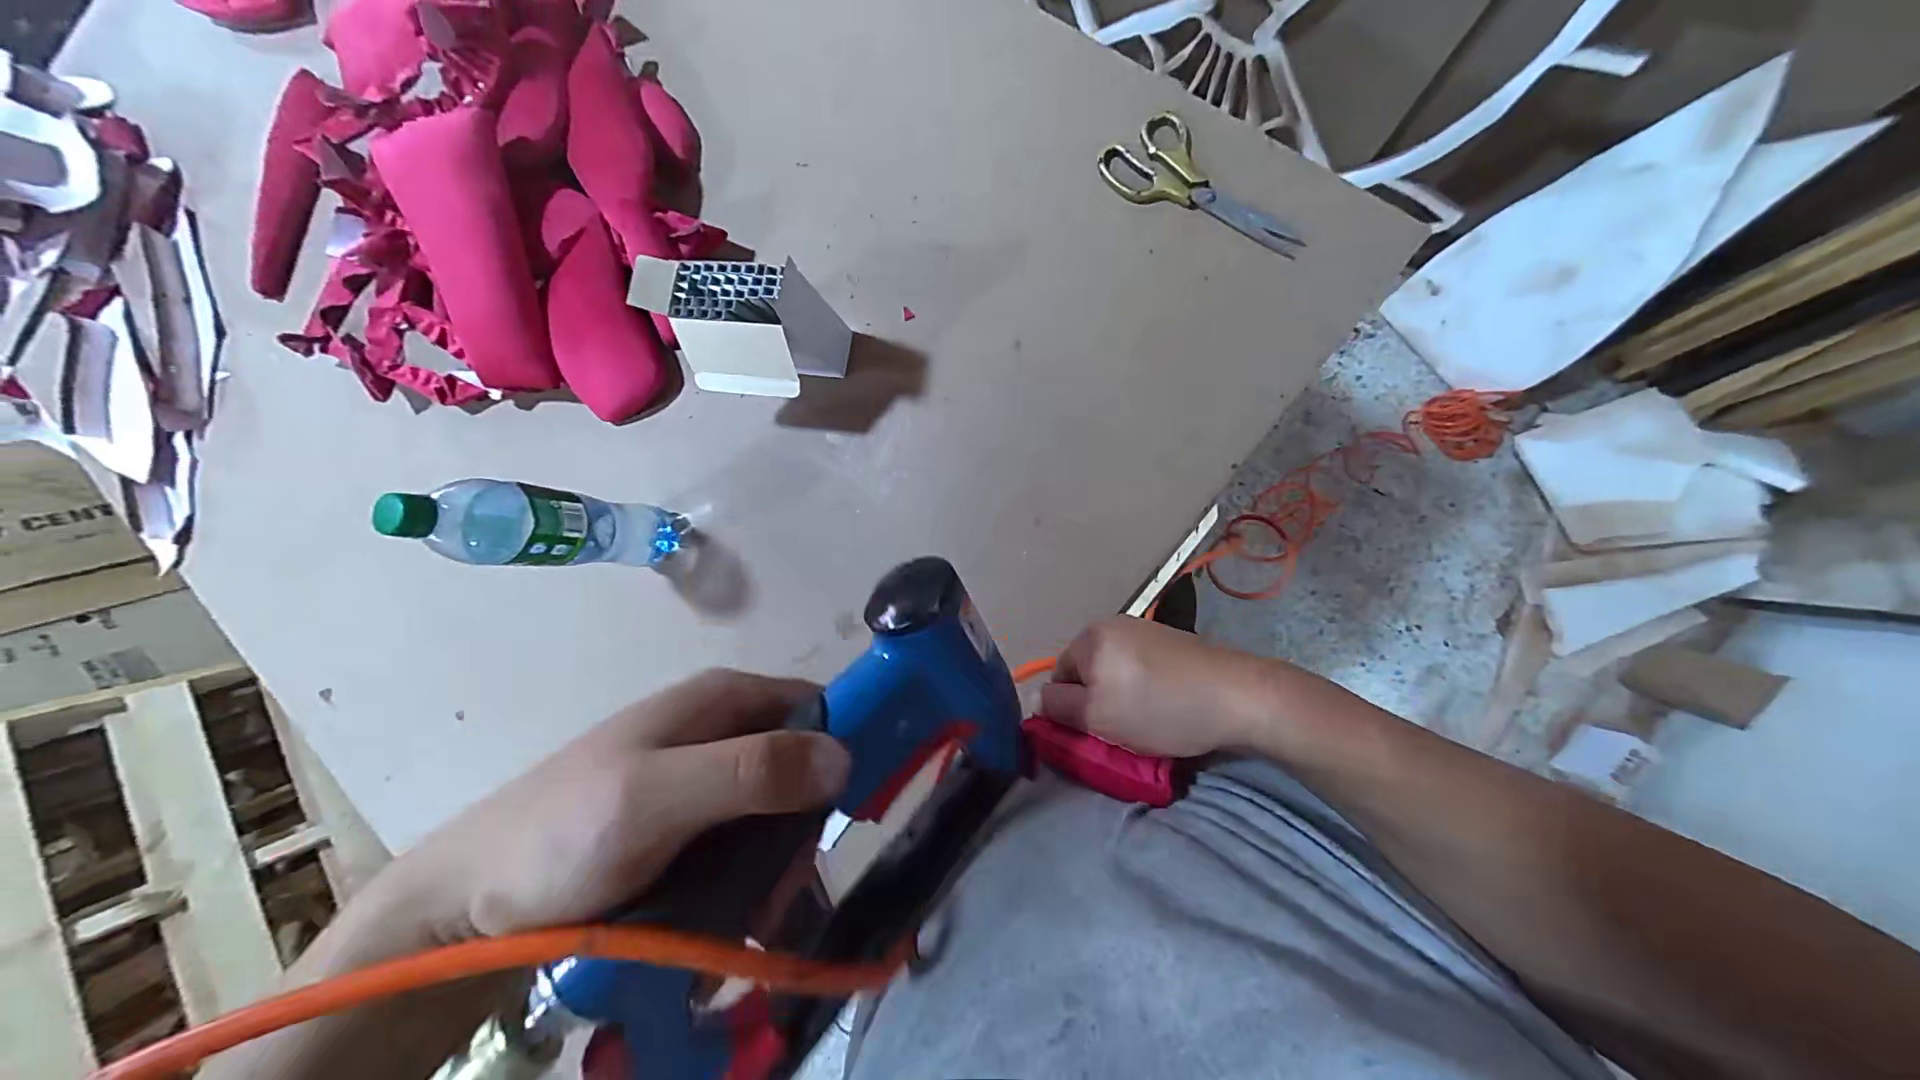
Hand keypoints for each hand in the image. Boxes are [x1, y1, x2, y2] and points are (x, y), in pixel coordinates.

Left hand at [394, 669, 850, 940]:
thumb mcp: (656, 797)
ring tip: (747, 916)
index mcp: (723, 699)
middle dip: (804, 828)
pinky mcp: (689, 825)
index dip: (846, 747)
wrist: (465, 904)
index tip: (855, 813)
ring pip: (778, 815)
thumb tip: (845, 756)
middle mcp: (722, 730)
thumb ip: (750, 772)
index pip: (818, 706)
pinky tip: (728, 919)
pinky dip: (749, 882)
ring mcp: (704, 780)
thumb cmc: (563, 835)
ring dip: (776, 866)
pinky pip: (746, 846)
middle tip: (783, 886)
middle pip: (804, 767)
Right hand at [1039, 616, 1279, 757]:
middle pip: (1088, 673)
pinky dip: (1149, 690)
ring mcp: (1147, 630)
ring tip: (1151, 721)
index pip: (1058, 678)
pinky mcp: (1174, 641)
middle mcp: (1113, 624)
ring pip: (1116, 673)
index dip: (1072, 710)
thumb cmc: (1160, 708)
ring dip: (1125, 697)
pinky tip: (1170, 706)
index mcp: (1090, 636)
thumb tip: (1044, 699)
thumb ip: (1059, 708)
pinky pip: (1143, 669)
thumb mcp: (1097, 717)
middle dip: (1099, 702)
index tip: (1099, 730)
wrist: (1240, 696)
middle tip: (1123, 730)